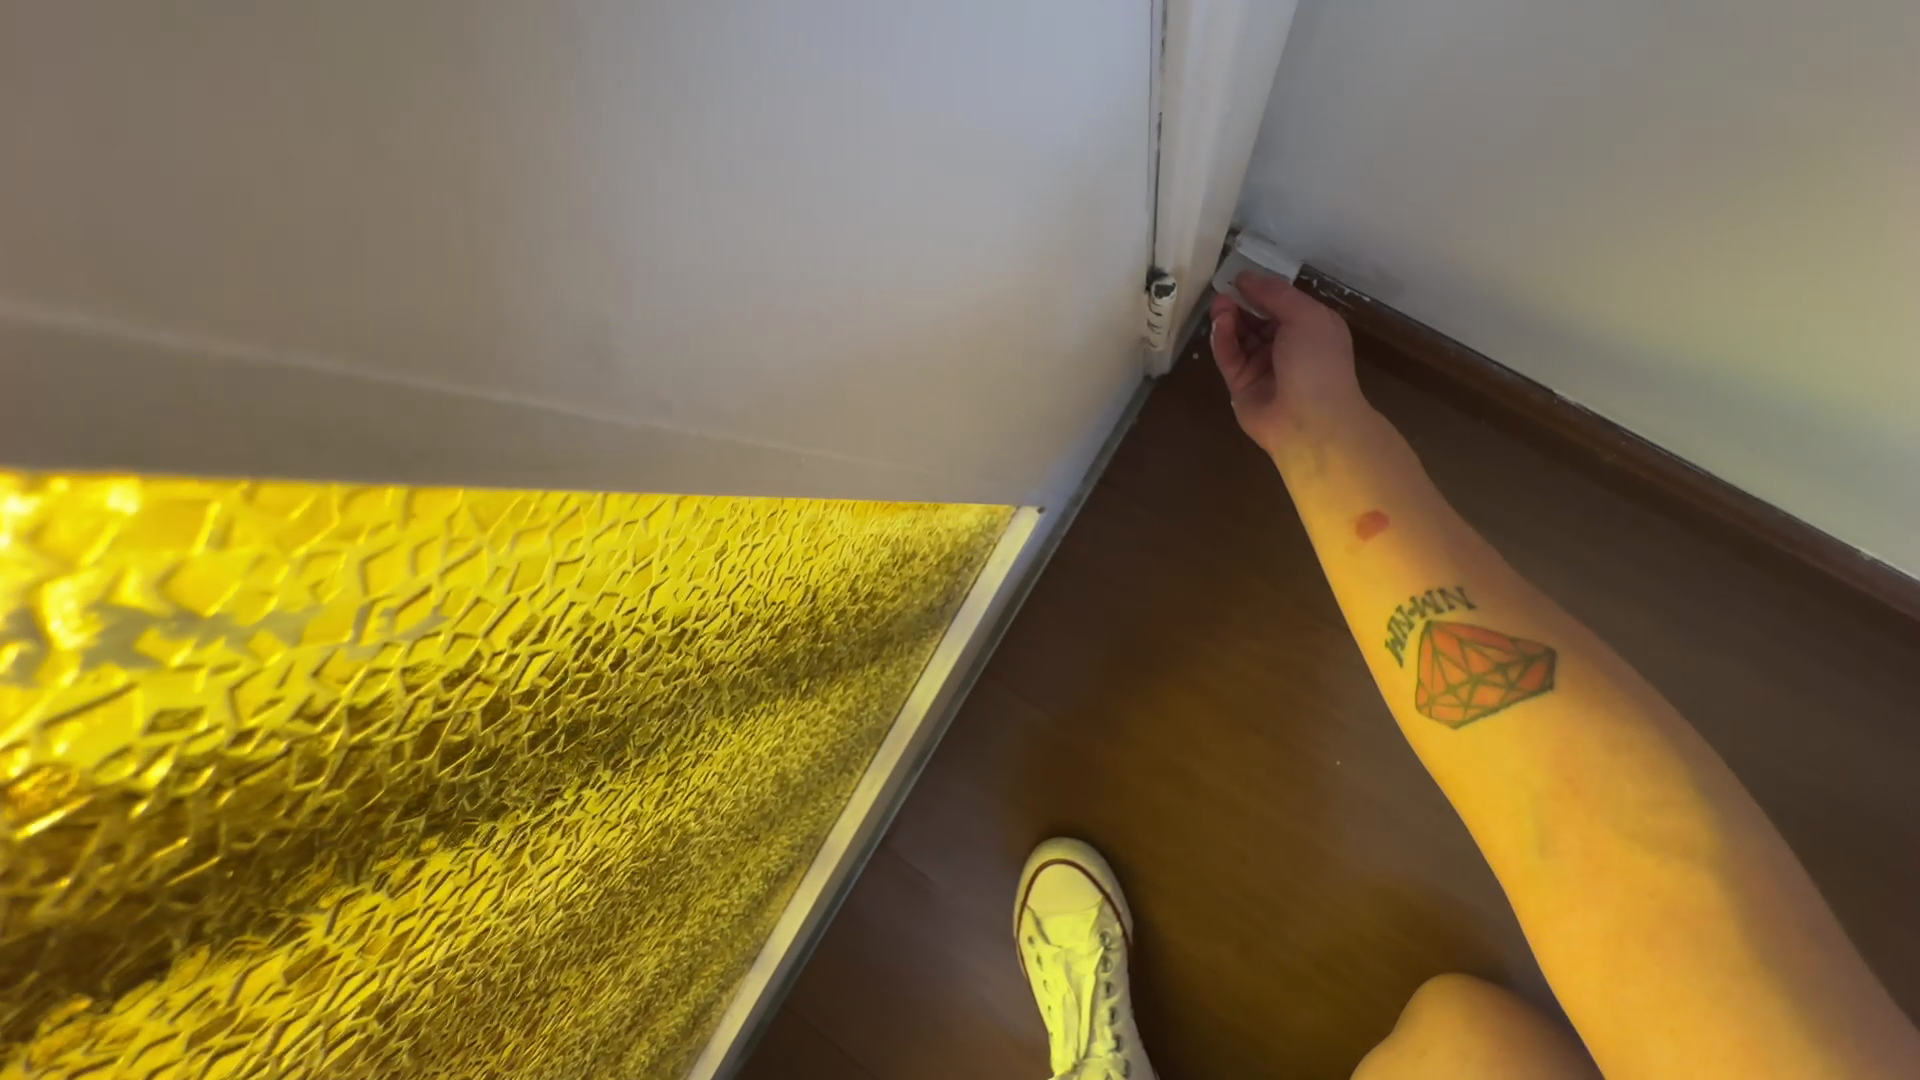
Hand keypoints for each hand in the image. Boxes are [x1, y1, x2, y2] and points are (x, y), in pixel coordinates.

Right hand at [1209, 272, 1367, 459]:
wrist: (1310, 421)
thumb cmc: (1317, 362)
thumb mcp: (1305, 316)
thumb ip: (1274, 294)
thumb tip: (1246, 278)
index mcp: (1309, 328)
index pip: (1280, 303)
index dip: (1260, 290)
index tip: (1238, 278)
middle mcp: (1286, 346)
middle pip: (1256, 319)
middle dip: (1241, 304)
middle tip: (1222, 293)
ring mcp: (1262, 367)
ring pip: (1239, 337)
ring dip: (1229, 320)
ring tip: (1218, 307)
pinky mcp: (1241, 385)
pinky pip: (1229, 357)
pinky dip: (1222, 341)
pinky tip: (1219, 326)